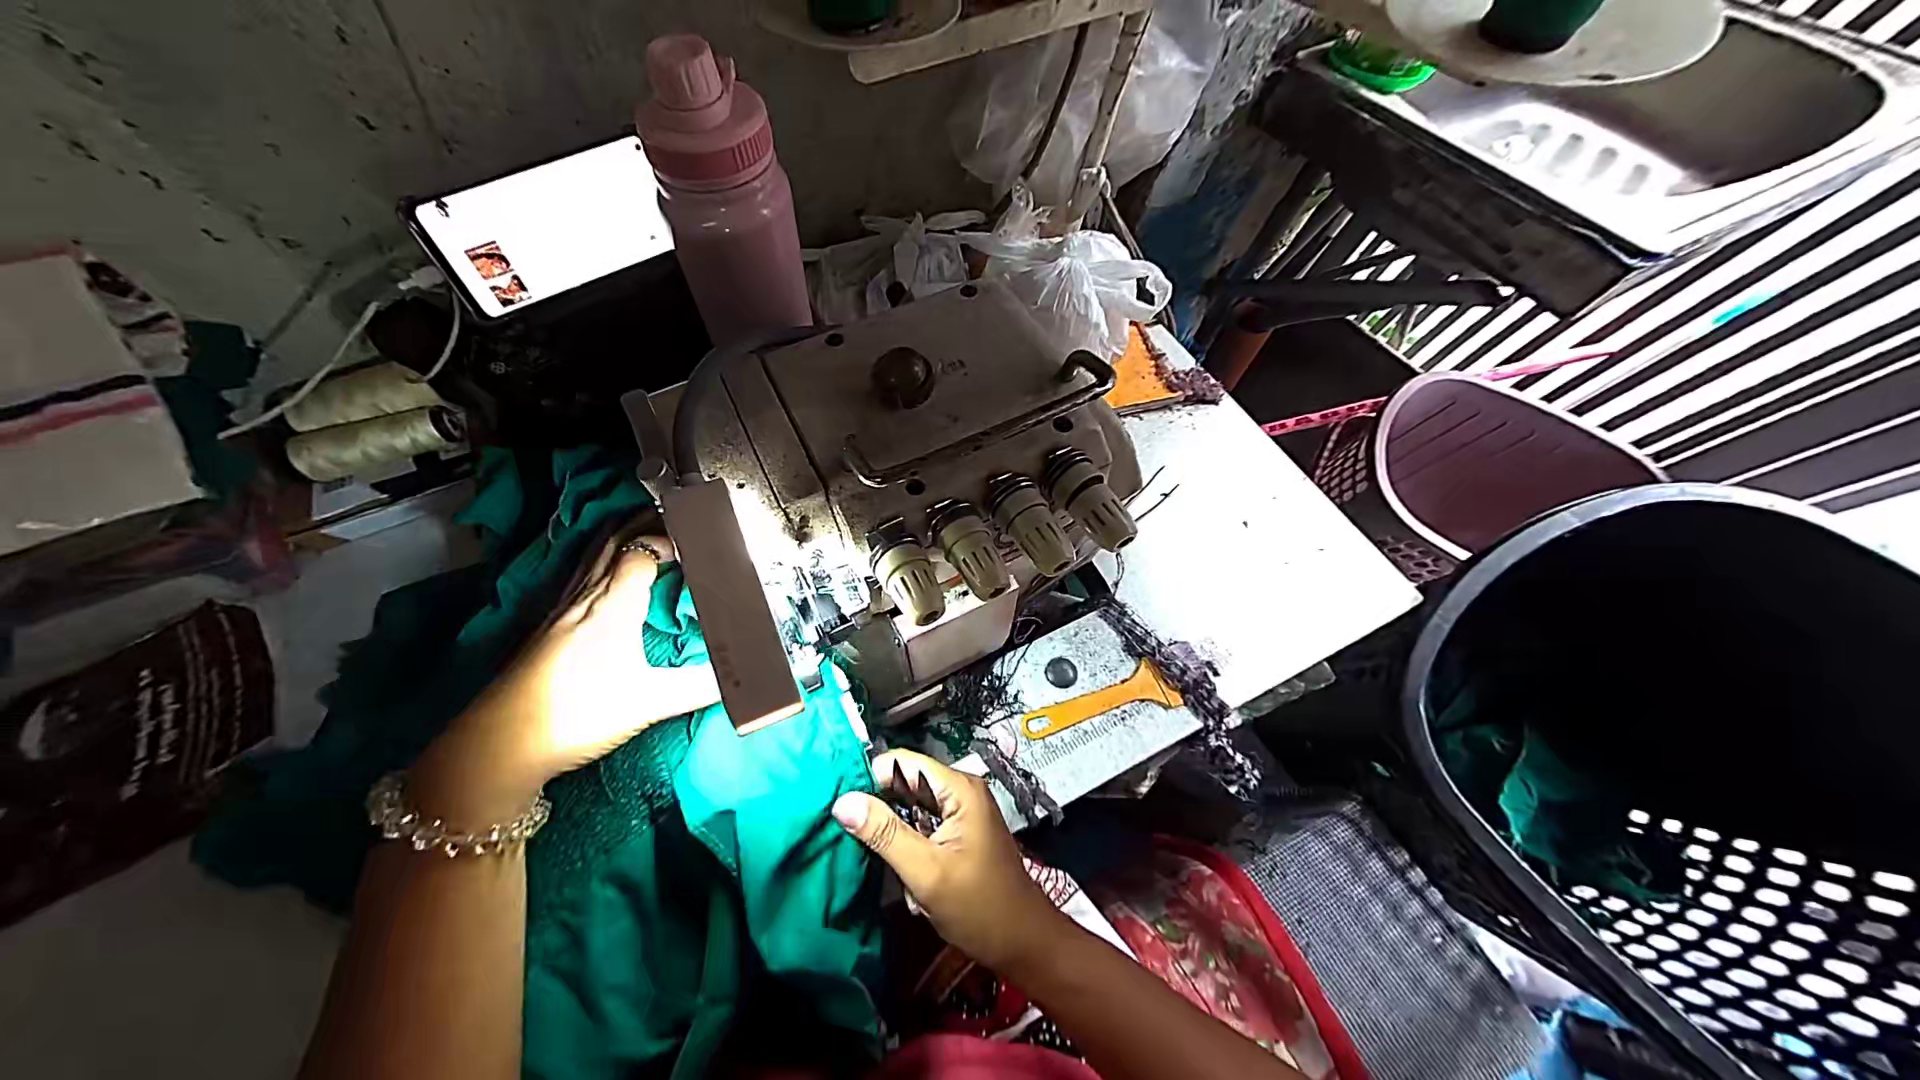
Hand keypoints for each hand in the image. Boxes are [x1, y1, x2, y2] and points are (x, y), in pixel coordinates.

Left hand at [409, 530, 720, 828]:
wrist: (503, 742)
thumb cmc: (578, 713)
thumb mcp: (648, 701)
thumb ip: (699, 687)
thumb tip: (743, 682)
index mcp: (613, 605)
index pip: (642, 551)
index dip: (670, 537)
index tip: (698, 538)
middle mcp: (586, 597)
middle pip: (614, 541)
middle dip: (644, 521)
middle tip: (673, 513)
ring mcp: (562, 608)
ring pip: (593, 554)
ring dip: (619, 534)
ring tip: (641, 524)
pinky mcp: (548, 624)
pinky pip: (580, 573)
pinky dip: (601, 557)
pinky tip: (603, 571)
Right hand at [832, 750, 1068, 974]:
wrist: (1023, 942)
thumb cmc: (980, 907)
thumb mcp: (926, 872)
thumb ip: (885, 834)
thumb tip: (843, 802)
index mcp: (958, 789)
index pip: (903, 762)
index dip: (872, 778)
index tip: (844, 804)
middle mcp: (961, 791)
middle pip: (906, 782)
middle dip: (880, 805)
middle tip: (850, 831)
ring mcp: (961, 812)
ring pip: (911, 805)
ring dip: (892, 828)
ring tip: (871, 850)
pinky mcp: (959, 832)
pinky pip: (922, 823)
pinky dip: (907, 841)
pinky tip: (898, 865)